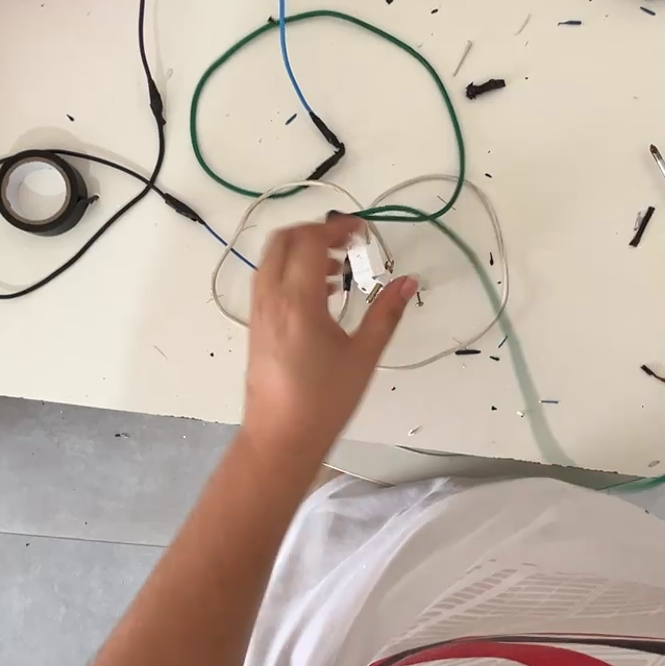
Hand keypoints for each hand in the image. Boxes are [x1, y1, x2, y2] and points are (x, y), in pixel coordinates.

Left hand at [243, 215, 415, 454]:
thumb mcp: (363, 355)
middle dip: (315, 232)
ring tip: (337, 269)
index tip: (362, 231)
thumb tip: (408, 282)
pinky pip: (269, 281)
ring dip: (302, 251)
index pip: (311, 242)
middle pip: (284, 240)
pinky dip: (291, 272)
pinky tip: (320, 294)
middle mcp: (271, 298)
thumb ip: (386, 313)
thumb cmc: (325, 400)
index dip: (337, 228)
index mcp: (298, 301)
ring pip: (272, 259)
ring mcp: (259, 312)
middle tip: (346, 242)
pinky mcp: (256, 325)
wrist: (280, 438)